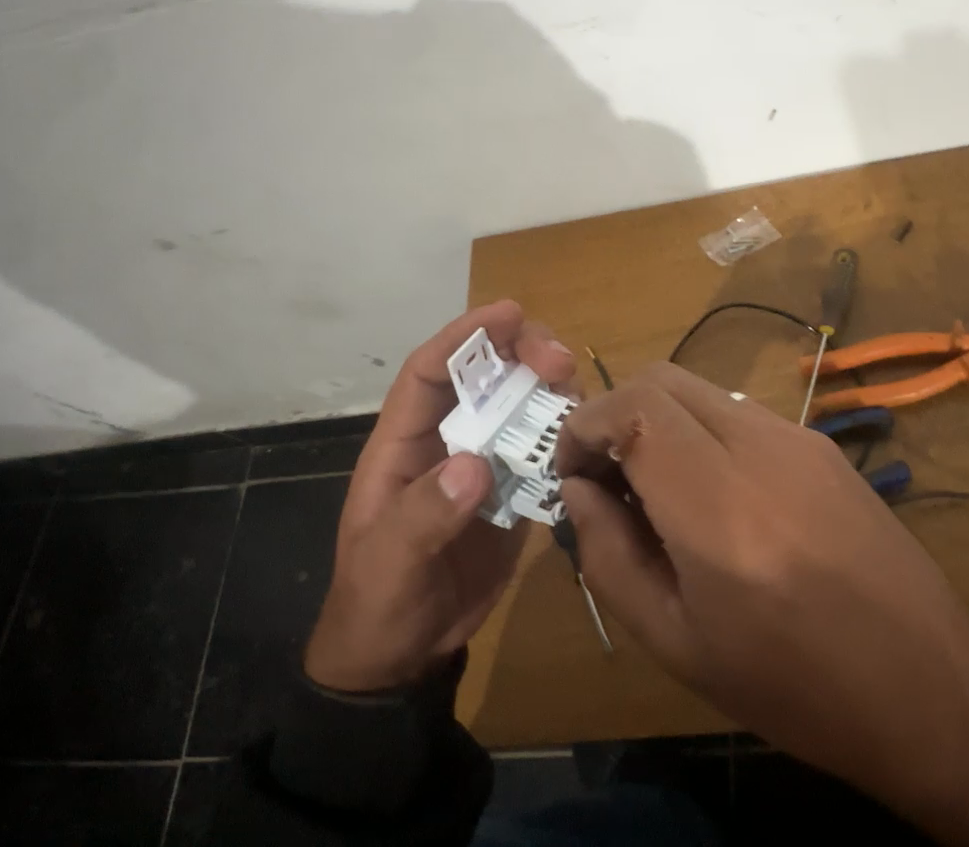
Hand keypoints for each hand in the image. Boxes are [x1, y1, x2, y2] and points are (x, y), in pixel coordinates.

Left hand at [303, 301, 575, 692]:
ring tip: (581, 394)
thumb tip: (475, 464)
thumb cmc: (378, 603)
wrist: (404, 658)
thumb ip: (424, 513)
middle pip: (486, 379)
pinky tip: (590, 439)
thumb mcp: (390, 561)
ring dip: (551, 392)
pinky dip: (566, 440)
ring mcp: (485, 469)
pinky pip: (543, 456)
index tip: (509, 312)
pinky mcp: (515, 497)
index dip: (466, 336)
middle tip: (561, 360)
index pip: (430, 373)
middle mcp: (448, 444)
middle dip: (522, 355)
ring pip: (521, 409)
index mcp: (404, 445)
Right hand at [556, 363, 968, 846]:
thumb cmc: (792, 687)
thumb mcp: (676, 643)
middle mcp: (763, 450)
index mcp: (720, 506)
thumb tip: (580, 490)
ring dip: (660, 422)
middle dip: (615, 415)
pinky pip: (744, 416)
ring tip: (654, 494)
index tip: (571, 475)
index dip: (584, 427)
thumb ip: (609, 556)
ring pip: (703, 391)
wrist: (929, 689)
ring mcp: (803, 441)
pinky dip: (703, 433)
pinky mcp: (827, 449)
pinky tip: (711, 497)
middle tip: (603, 481)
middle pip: (664, 380)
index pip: (632, 408)